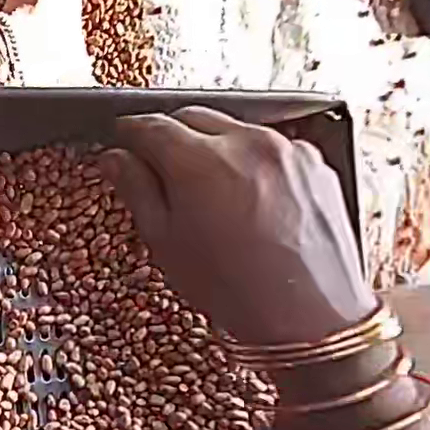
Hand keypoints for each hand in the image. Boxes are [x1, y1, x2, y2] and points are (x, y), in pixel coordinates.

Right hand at [101, 108, 374, 345]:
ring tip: (200, 187)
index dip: (128, 131)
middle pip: (192, 116)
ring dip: (207, 144)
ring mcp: (286, 148)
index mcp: (200, 161)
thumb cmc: (230, 285)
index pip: (151, 125)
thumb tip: (115, 159)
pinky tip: (240, 196)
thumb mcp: (164, 241)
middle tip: (153, 163)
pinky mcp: (314, 161)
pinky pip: (267, 145)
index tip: (119, 140)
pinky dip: (244, 158)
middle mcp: (246, 142)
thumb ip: (136, 189)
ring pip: (231, 127)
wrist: (309, 313)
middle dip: (167, 133)